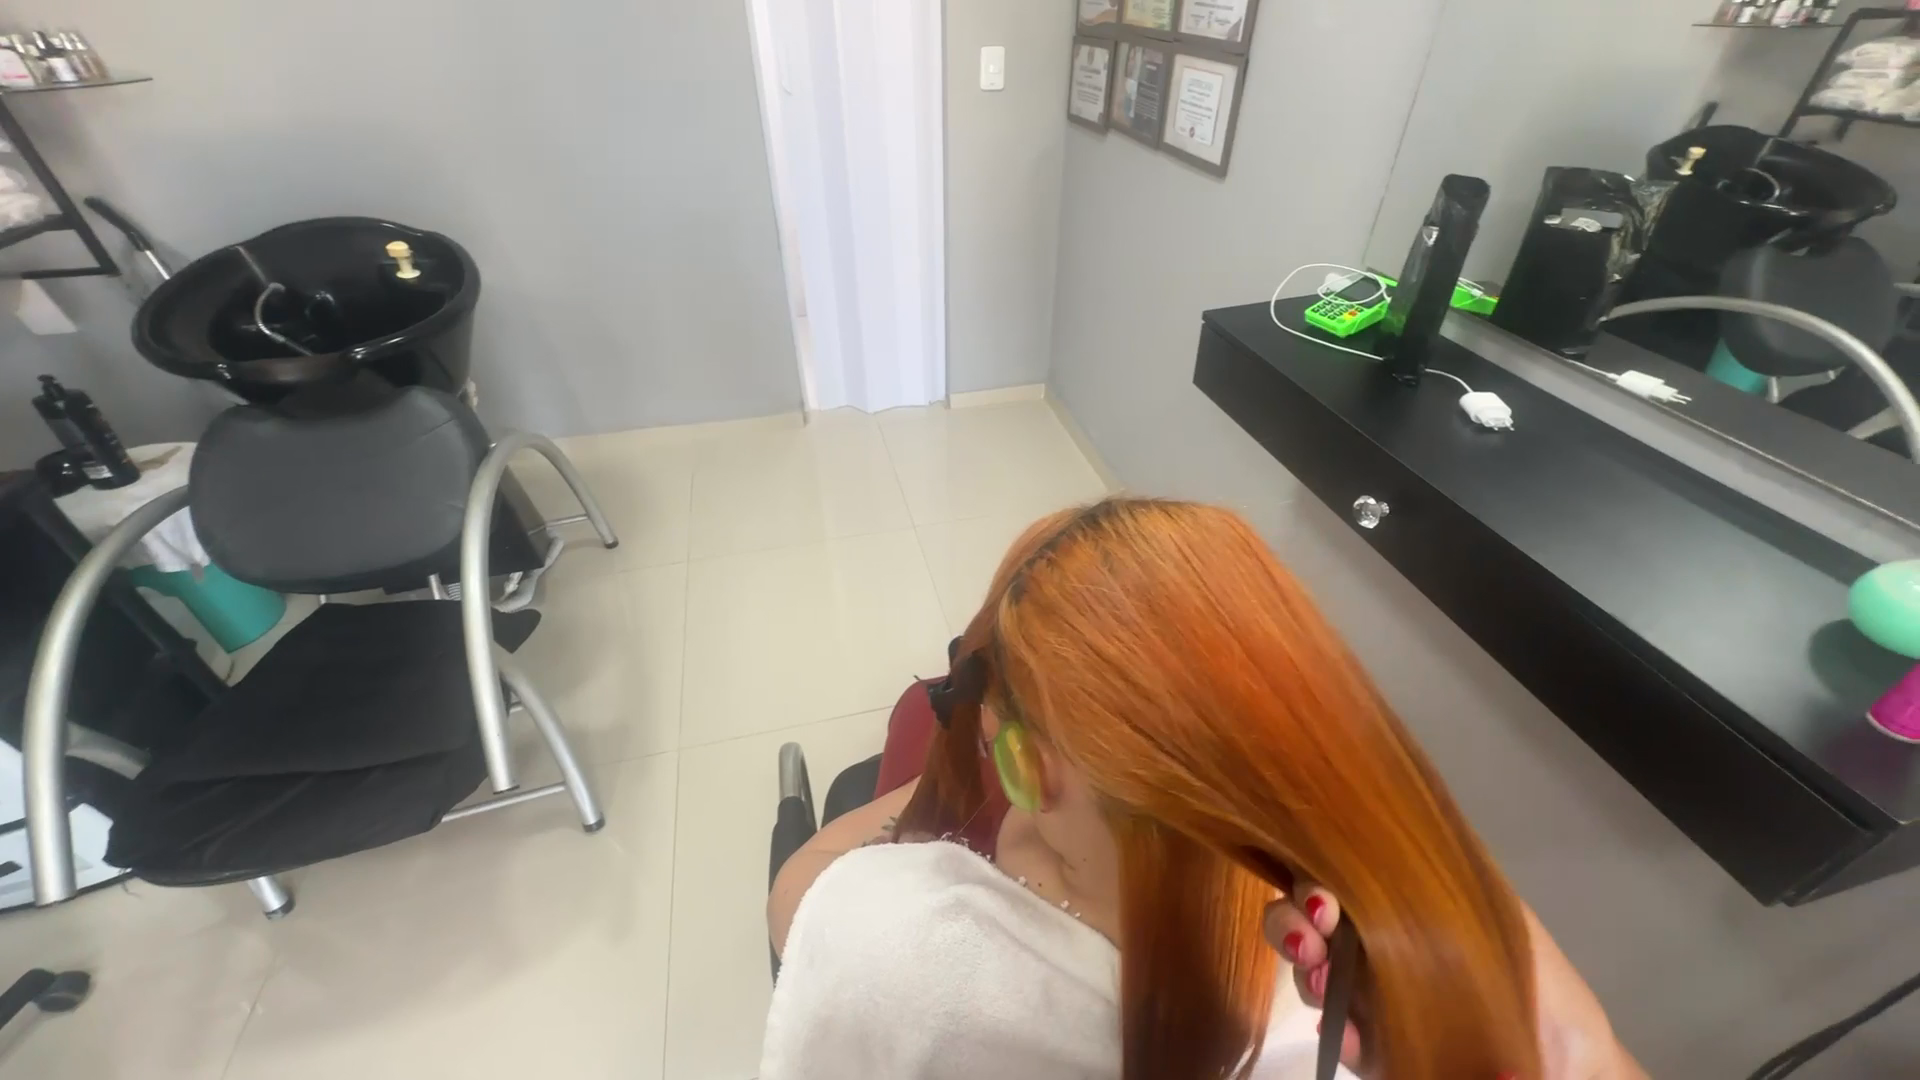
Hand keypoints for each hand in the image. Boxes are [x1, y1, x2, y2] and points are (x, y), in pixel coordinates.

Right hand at [1262, 887, 1647, 1079]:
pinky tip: (1351, 1036)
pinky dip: (1338, 1035)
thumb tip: (1373, 839)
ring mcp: (1361, 996)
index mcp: (1382, 899)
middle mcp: (1361, 939)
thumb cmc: (1531, 975)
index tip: (1322, 901)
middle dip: (1288, 924)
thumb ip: (1431, 873)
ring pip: (1308, 973)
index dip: (1308, 881)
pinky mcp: (1372, 1050)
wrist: (1572, 1063)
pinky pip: (1338, 1038)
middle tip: (1307, 941)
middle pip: (1298, 918)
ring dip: (1306, 974)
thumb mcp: (1491, 908)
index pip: (1323, 874)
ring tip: (1326, 986)